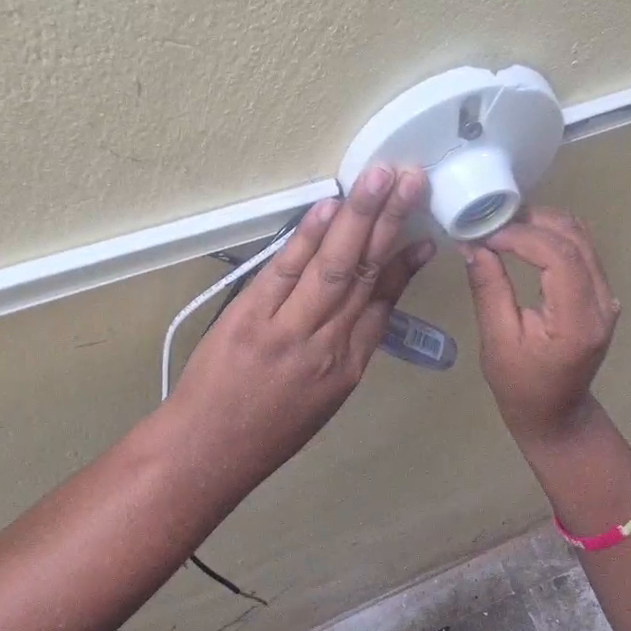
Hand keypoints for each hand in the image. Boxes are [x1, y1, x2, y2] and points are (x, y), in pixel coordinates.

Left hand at [172, 166, 434, 445]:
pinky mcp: (250, 318)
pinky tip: (329, 207)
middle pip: (366, 273)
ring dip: (359, 216)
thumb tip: (364, 308)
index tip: (424, 235)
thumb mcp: (322, 400)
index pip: (383, 304)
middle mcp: (327, 344)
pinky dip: (308, 237)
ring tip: (381, 178)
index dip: (405, 266)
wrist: (206, 453)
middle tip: (413, 179)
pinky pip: (286, 271)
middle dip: (391, 222)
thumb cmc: (265, 432)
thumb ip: (345, 351)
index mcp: (348, 367)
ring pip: (334, 265)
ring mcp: (288, 329)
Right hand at [460, 208, 620, 446]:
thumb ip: (490, 290)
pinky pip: (582, 249)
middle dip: (532, 221)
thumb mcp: (497, 342)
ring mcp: (607, 296)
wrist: (557, 413)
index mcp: (579, 321)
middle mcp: (603, 303)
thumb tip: (473, 245)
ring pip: (582, 237)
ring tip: (503, 225)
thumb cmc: (522, 386)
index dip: (523, 236)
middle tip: (491, 221)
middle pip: (575, 238)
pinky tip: (523, 238)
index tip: (486, 235)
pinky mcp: (602, 292)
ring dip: (542, 223)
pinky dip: (552, 235)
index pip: (560, 257)